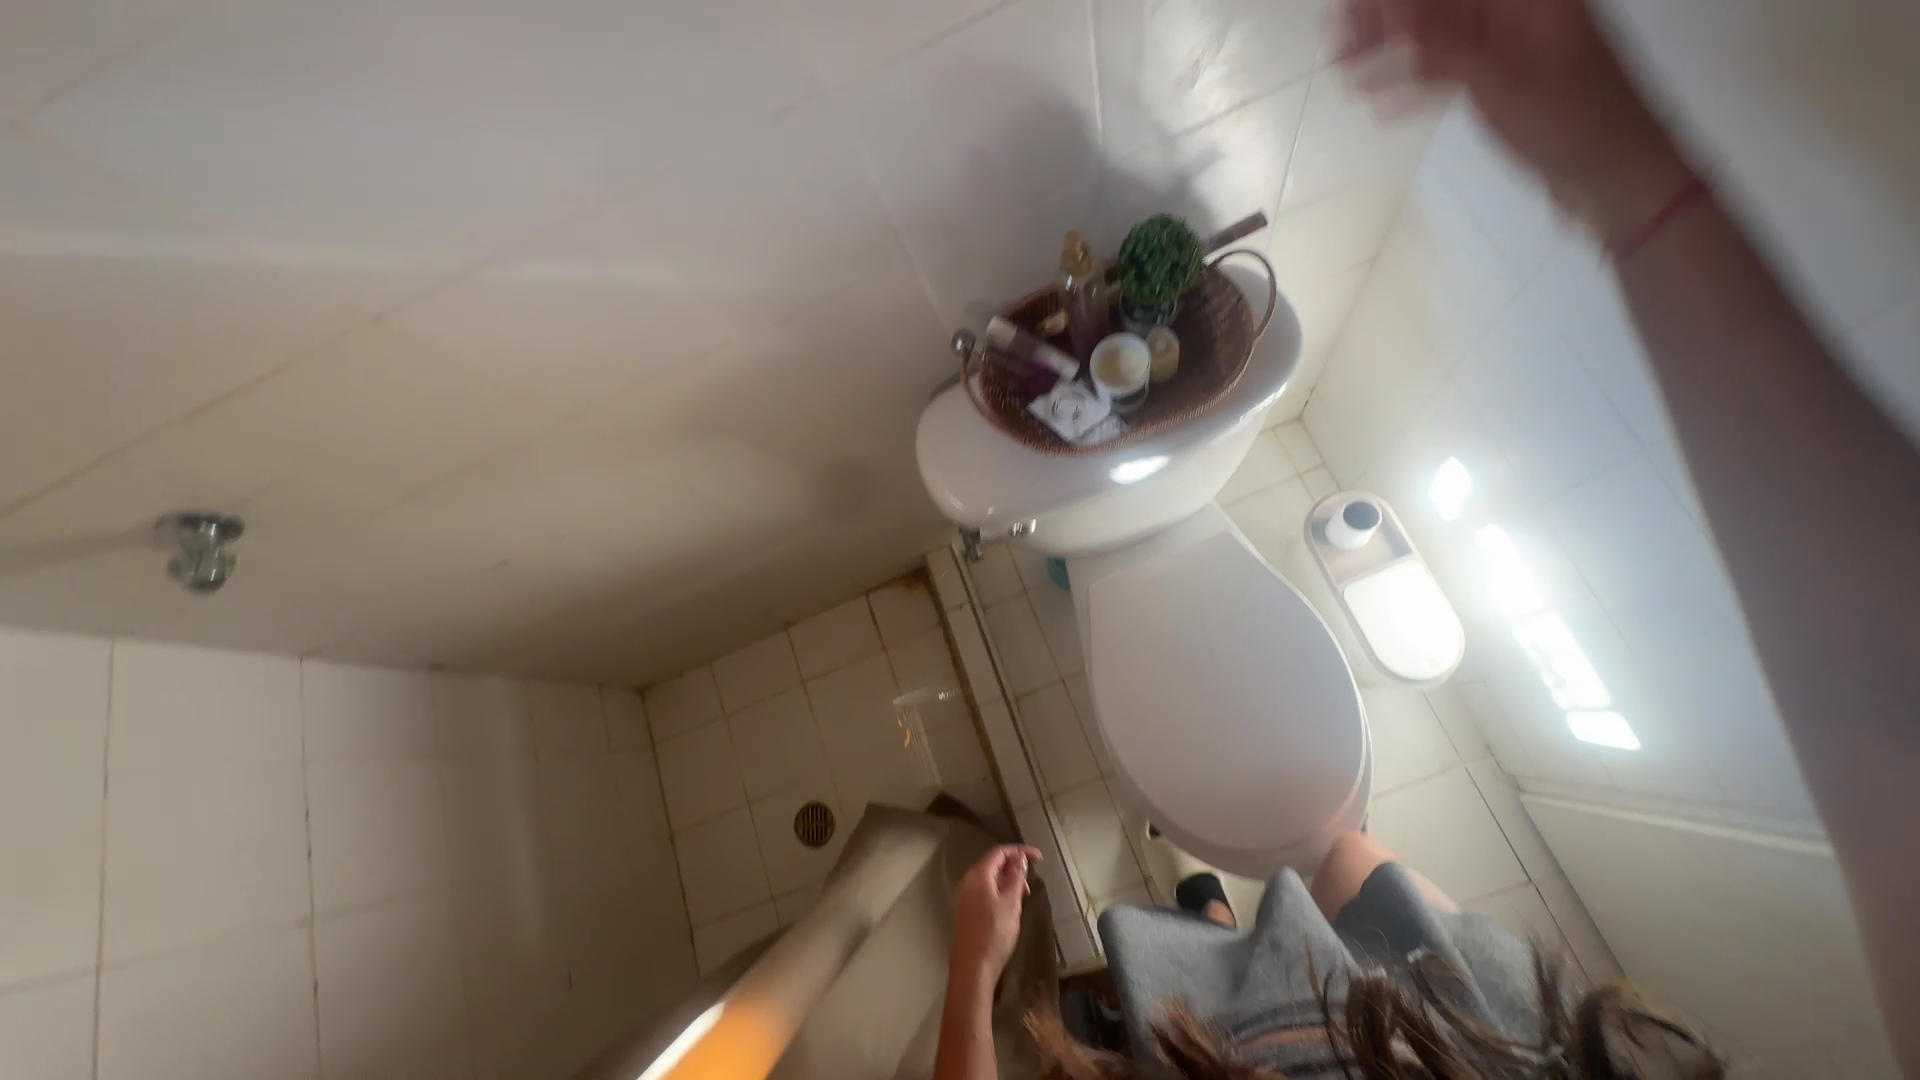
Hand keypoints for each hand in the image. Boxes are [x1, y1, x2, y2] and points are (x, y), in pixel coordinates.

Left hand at [949, 845, 1041, 985]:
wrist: (972, 969)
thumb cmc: (994, 933)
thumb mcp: (1011, 903)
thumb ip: (1016, 877)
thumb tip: (1019, 857)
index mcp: (978, 875)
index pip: (999, 852)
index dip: (1020, 851)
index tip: (1039, 857)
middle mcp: (967, 881)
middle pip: (993, 864)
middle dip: (1014, 868)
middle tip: (1030, 884)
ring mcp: (965, 897)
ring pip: (989, 880)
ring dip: (1008, 882)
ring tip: (1023, 898)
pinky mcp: (966, 911)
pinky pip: (985, 892)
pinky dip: (999, 893)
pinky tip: (1009, 908)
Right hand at [1336, 0, 1695, 236]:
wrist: (1616, 175)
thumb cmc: (1571, 124)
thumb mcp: (1501, 83)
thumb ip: (1443, 47)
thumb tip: (1394, 11)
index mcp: (1530, 0)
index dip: (1399, 2)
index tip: (1352, 13)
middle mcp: (1521, 14)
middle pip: (1441, 9)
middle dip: (1388, 25)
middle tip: (1338, 49)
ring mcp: (1514, 49)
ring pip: (1440, 43)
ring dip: (1393, 60)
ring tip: (1348, 80)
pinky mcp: (1507, 84)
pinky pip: (1452, 75)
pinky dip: (1417, 88)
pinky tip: (1383, 107)